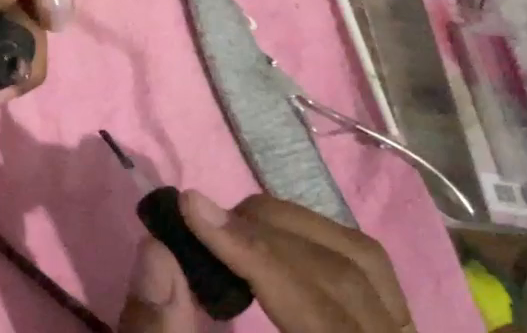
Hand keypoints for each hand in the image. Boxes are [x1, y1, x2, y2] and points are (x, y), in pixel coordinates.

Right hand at [118, 193, 413, 332]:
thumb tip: (156, 249)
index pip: (327, 322)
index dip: (258, 256)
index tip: (190, 206)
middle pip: (348, 283)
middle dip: (264, 237)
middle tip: (195, 219)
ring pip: (365, 266)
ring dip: (290, 230)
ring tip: (227, 226)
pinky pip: (369, 274)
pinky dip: (314, 242)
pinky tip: (265, 244)